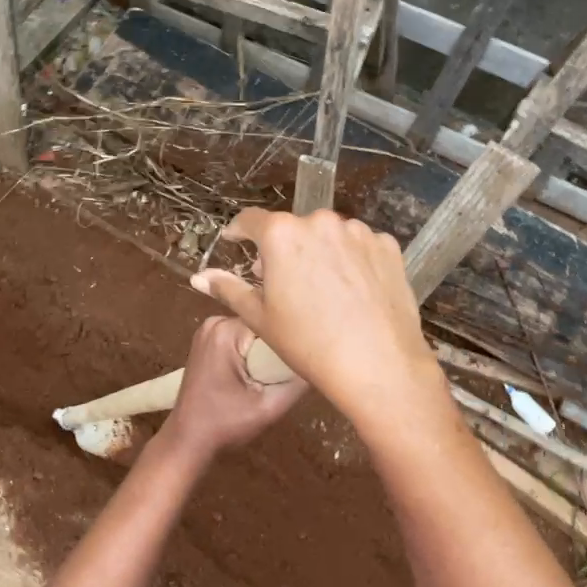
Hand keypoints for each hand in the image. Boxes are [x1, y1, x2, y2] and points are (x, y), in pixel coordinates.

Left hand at [159, 316, 308, 458]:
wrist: (187, 440)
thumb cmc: (225, 425)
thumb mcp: (269, 407)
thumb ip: (297, 382)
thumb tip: (321, 361)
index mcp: (226, 330)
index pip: (273, 323)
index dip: (291, 339)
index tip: (307, 355)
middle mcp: (215, 322)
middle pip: (264, 326)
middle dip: (278, 346)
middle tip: (296, 368)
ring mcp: (209, 329)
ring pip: (255, 333)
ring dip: (267, 351)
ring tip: (279, 372)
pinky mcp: (208, 341)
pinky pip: (242, 338)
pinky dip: (253, 353)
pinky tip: (262, 372)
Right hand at [190, 208, 453, 451]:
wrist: (379, 365)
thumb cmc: (309, 345)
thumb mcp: (260, 318)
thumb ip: (229, 289)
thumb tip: (199, 277)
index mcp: (282, 234)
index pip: (250, 220)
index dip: (239, 232)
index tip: (236, 241)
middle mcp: (320, 222)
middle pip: (292, 228)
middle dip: (283, 250)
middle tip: (283, 285)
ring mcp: (358, 232)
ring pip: (328, 236)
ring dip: (319, 254)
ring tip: (322, 293)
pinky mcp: (387, 246)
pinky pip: (359, 246)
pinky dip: (351, 261)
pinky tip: (352, 294)